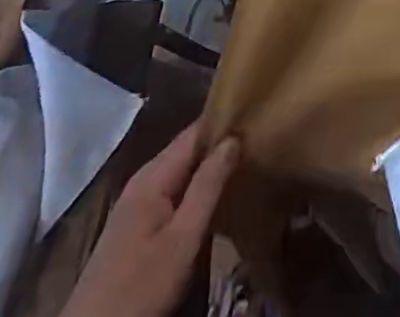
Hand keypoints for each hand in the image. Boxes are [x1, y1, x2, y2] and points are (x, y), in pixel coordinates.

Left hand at [60, 121, 240, 316]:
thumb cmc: (140, 287)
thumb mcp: (183, 238)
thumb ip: (208, 186)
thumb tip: (233, 138)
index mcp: (153, 177)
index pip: (194, 132)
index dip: (225, 119)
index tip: (258, 113)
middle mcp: (143, 181)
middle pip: (188, 148)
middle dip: (222, 140)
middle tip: (261, 136)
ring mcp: (138, 203)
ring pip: (183, 169)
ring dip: (212, 163)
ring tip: (250, 157)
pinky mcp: (138, 224)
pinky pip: (175, 188)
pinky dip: (199, 184)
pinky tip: (220, 192)